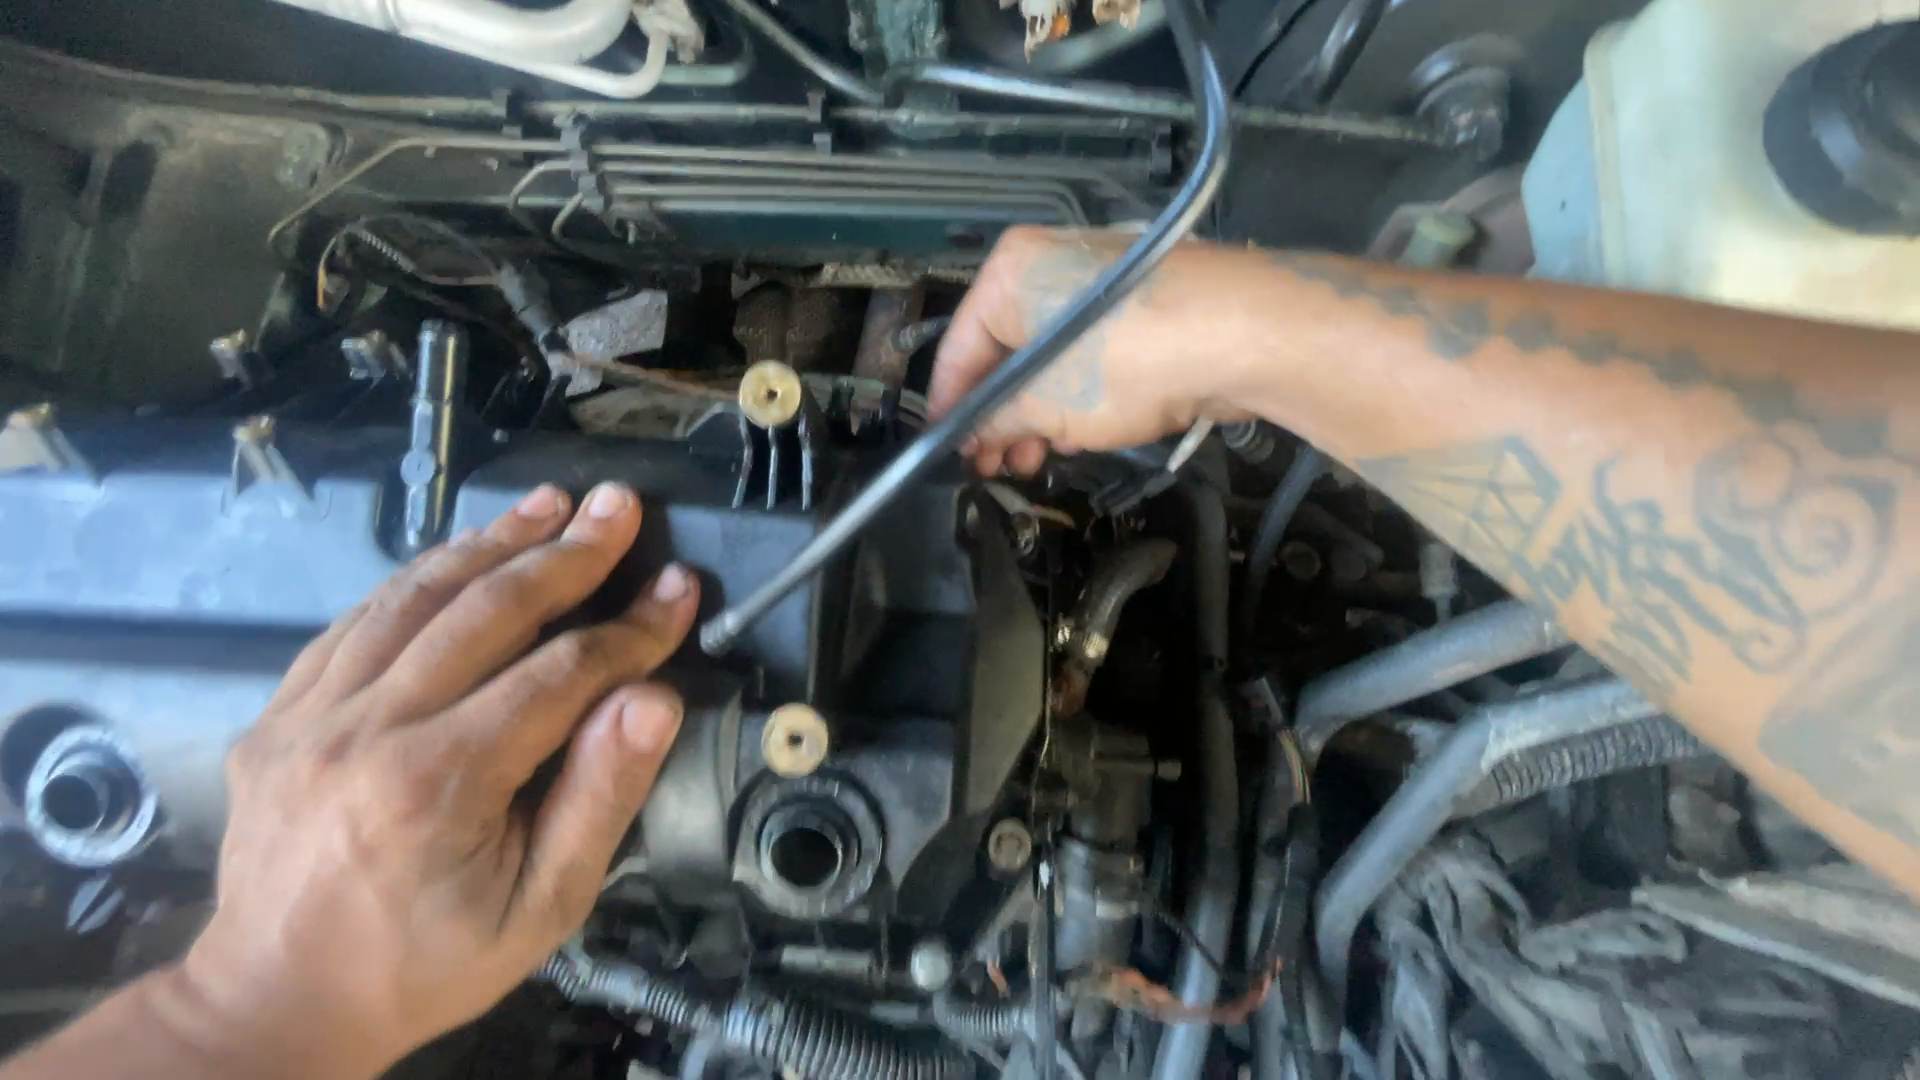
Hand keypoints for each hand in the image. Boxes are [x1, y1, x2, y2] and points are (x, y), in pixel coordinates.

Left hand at [150, 482, 699, 1077]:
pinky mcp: (282, 710)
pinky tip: (471, 548)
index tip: (680, 588)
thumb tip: (654, 699)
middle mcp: (365, 731)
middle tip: (620, 505)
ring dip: (496, 541)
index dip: (633, 627)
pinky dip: (427, 572)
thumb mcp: (546, 904)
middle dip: (569, 553)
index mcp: (439, 783)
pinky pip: (362, 617)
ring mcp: (310, 714)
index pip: (561, 674)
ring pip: (418, 596)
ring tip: (553, 503)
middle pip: (487, 612)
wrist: (272, 1003)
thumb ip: (603, 797)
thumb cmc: (430, 961)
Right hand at [929, 226, 1257, 474]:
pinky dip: (1072, 395)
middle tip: (994, 465)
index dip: (950, 407)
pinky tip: (1073, 434)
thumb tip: (970, 434)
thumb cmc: (1125, 364)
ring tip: (1033, 460)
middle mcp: (1046, 265)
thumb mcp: (1045, 405)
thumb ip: (994, 421)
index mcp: (1009, 273)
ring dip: (1034, 414)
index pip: (958, 348)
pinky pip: (1084, 355)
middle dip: (997, 417)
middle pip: (1002, 353)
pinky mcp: (1134, 306)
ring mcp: (1095, 283)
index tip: (945, 450)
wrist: (1244, 335)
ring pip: (1045, 359)